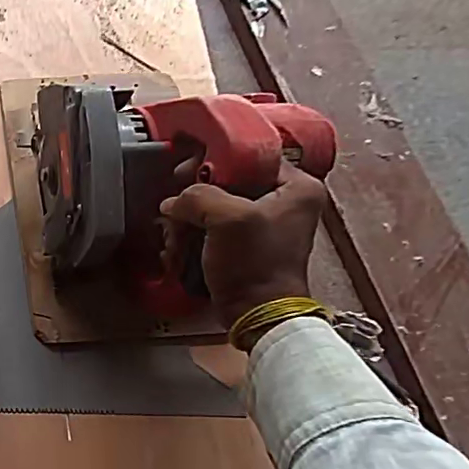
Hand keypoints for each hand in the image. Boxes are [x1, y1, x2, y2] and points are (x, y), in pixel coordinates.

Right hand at [159, 161, 327, 326]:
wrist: (255, 312)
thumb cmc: (254, 264)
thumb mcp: (228, 219)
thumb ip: (198, 196)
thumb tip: (172, 203)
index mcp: (296, 186)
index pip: (247, 156)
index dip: (214, 161)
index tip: (185, 173)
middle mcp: (280, 200)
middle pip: (223, 182)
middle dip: (193, 201)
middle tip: (175, 211)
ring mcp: (258, 224)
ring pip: (209, 206)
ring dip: (185, 224)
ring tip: (175, 241)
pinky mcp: (240, 243)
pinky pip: (207, 228)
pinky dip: (189, 238)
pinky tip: (178, 250)